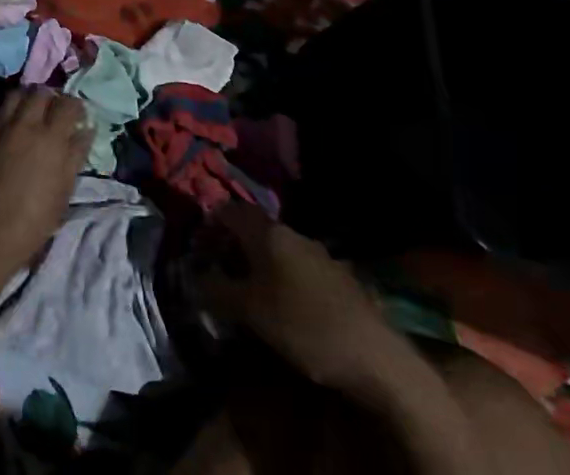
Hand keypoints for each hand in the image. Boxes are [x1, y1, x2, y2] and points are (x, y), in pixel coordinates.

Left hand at [0, 88, 92, 274]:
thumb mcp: (65, 188)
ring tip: (29, 113)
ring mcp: (0, 127)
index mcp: (52, 138)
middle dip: (50, 98)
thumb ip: (76, 154)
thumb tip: (86, 129)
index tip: (77, 115)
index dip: (75, 106)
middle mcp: (26, 124)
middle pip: (40, 93)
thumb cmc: (36, 217)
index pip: (68, 104)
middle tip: (52, 112)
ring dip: (25, 99)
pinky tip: (3, 123)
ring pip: (14, 95)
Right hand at [193, 201, 403, 391]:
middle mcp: (294, 234)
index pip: (230, 210)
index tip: (198, 248)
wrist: (376, 358)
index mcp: (268, 233)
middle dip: (232, 247)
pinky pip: (298, 269)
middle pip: (254, 229)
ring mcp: (321, 256)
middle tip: (218, 274)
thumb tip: (193, 277)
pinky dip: (282, 279)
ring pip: (277, 250)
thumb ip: (215, 289)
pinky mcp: (339, 279)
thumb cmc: (302, 324)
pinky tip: (282, 307)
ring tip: (247, 294)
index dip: (209, 223)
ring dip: (257, 265)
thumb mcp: (248, 310)